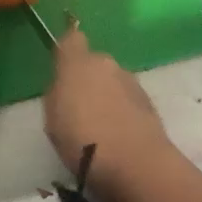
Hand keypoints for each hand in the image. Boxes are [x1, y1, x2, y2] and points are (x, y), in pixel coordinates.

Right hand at [44, 24, 172, 188]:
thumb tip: (65, 87)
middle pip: (94, 63)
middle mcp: (108, 64)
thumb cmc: (82, 139)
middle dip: (87, 79)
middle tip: (78, 109)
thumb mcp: (52, 119)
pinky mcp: (149, 102)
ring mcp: (132, 82)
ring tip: (100, 128)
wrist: (134, 163)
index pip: (72, 39)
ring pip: (113, 82)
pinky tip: (118, 135)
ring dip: (107, 96)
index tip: (61, 66)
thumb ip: (57, 94)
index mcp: (79, 64)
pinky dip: (122, 111)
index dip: (67, 49)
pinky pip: (127, 100)